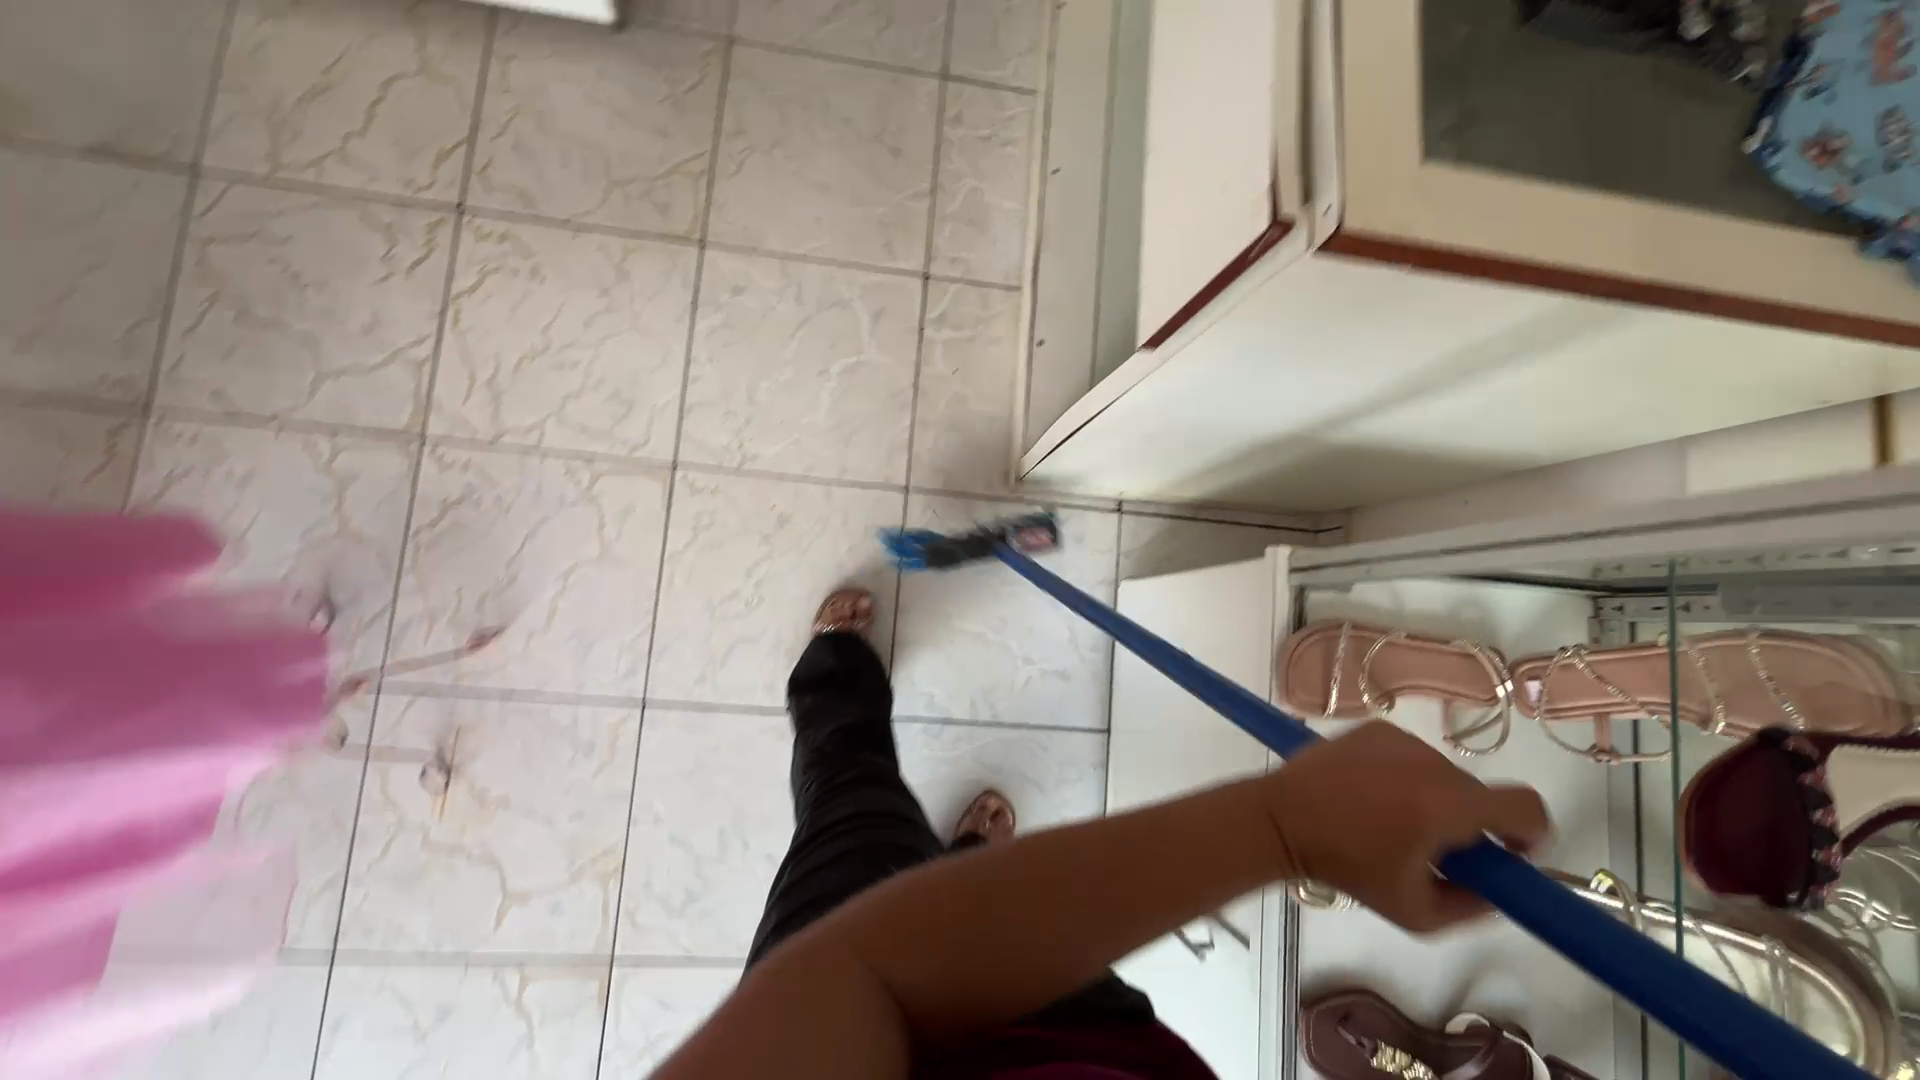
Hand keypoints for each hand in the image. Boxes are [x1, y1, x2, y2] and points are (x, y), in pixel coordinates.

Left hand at [1263, 721, 1550, 932]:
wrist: (1279, 818)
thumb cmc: (1344, 866)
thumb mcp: (1416, 912)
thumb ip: (1473, 908)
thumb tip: (1498, 890)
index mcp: (1447, 805)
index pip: (1526, 806)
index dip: (1529, 834)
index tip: (1507, 853)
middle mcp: (1430, 762)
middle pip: (1477, 795)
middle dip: (1467, 824)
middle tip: (1429, 849)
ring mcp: (1399, 739)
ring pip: (1441, 775)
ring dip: (1431, 799)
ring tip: (1387, 821)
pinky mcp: (1372, 728)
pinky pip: (1409, 756)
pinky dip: (1402, 776)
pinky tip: (1368, 796)